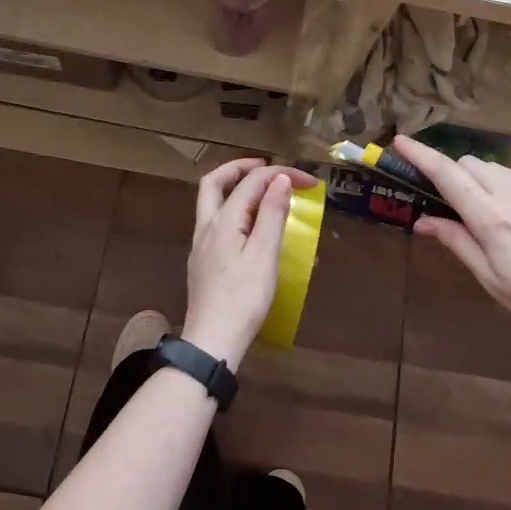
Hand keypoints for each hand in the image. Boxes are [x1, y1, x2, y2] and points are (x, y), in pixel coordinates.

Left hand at [182, 159, 318, 370]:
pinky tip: (250, 224)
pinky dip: (233, 208)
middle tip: (267, 167)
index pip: (252, 182)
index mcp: (223, 220)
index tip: (310, 182)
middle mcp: (206, 226)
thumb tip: (280, 179)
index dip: (281, 174)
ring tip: (262, 191)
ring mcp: (201, 244)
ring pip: (212, 201)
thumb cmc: (243, 299)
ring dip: (235, 187)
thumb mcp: (264, 255)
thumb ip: (271, 214)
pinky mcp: (202, 261)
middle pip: (215, 182)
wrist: (212, 342)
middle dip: (240, 168)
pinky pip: (216, 220)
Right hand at [394, 136, 510, 358]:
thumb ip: (459, 245)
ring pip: (499, 171)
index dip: (421, 156)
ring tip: (484, 220)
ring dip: (480, 182)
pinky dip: (507, 192)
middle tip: (444, 204)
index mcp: (494, 219)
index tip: (399, 141)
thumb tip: (424, 221)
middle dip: (452, 173)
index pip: (448, 175)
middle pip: (473, 165)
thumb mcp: (495, 283)